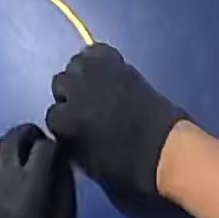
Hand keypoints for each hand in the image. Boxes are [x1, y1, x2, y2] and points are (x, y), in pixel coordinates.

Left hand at [0, 124, 75, 217]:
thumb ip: (65, 197)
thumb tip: (65, 164)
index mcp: (28, 192)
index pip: (43, 147)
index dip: (58, 143)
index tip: (68, 149)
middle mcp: (2, 181)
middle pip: (13, 137)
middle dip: (32, 134)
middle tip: (48, 145)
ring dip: (13, 142)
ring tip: (30, 156)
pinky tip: (13, 171)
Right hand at [45, 43, 188, 198]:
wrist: (167, 149)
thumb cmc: (129, 165)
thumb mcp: (90, 164)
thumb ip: (72, 145)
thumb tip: (68, 136)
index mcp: (67, 119)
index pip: (52, 115)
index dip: (64, 123)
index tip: (74, 129)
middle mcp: (75, 90)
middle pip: (59, 83)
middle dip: (69, 96)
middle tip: (85, 107)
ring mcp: (94, 72)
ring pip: (75, 64)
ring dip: (82, 76)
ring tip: (96, 88)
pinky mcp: (113, 62)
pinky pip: (96, 51)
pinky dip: (98, 60)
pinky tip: (106, 73)